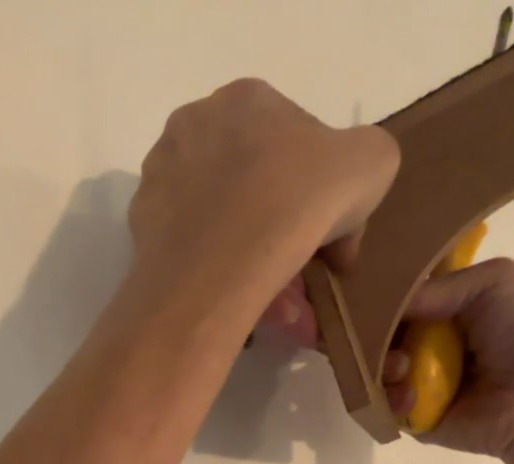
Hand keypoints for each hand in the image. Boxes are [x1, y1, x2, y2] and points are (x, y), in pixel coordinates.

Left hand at [129, 79, 397, 310]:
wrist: (224, 260)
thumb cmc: (301, 196)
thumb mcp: (372, 161)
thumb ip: (362, 163)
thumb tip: (339, 219)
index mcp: (244, 99)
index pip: (292, 139)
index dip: (321, 187)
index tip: (334, 231)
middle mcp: (191, 128)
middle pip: (253, 186)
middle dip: (287, 233)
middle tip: (308, 275)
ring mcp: (159, 179)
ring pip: (223, 225)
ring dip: (260, 266)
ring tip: (285, 313)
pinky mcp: (141, 230)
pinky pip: (195, 253)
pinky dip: (224, 278)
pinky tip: (249, 309)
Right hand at [381, 259, 513, 458]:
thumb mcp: (496, 282)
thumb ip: (435, 285)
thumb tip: (378, 301)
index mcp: (454, 310)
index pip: (404, 297)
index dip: (383, 293)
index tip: (364, 291)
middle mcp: (433, 343)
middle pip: (382, 332)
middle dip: (374, 331)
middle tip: (381, 335)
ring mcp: (420, 381)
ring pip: (375, 368)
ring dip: (380, 364)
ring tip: (403, 368)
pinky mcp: (413, 417)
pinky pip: (382, 405)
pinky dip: (387, 398)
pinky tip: (409, 395)